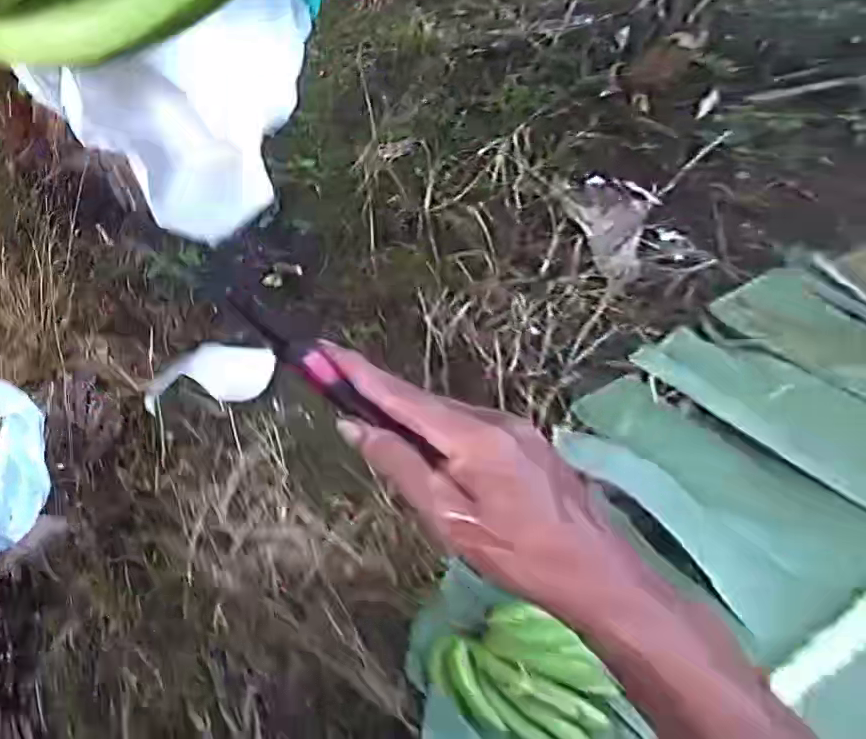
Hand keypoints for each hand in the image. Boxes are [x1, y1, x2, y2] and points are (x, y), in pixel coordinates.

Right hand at [319, 344, 649, 627]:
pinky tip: (426, 447)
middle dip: (374, 391)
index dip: (355, 369)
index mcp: (473, 436)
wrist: (614, 587)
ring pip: (442, 412)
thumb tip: (352, 425)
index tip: (320, 347)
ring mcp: (516, 429)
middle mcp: (494, 420)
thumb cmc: (523, 556)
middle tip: (332, 383)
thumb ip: (397, 464)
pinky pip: (464, 424)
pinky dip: (433, 427)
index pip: (398, 394)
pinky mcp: (527, 442)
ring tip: (376, 426)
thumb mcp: (447, 516)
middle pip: (418, 399)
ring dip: (404, 413)